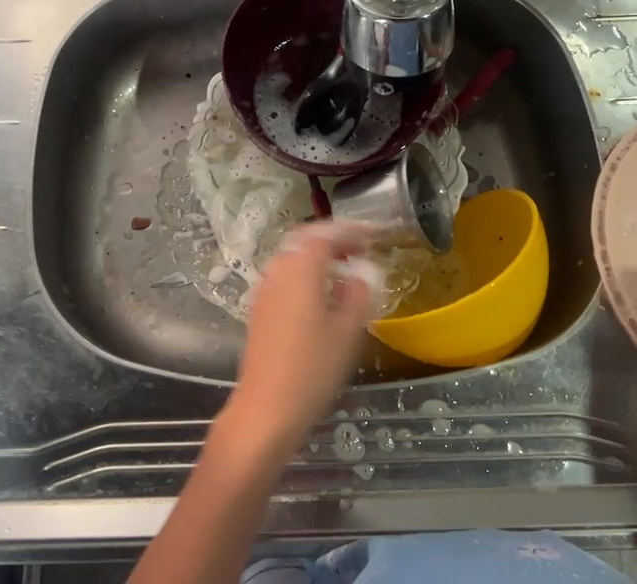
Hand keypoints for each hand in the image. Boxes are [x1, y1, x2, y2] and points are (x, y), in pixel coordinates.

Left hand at [223, 222, 372, 456]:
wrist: (266, 407)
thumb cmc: (313, 368)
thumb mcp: (348, 331)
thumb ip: (358, 294)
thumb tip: (360, 273)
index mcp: (301, 268)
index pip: (327, 232)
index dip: (353, 229)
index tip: (377, 233)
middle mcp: (278, 269)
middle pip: (306, 239)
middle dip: (334, 239)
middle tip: (361, 248)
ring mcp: (264, 288)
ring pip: (293, 257)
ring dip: (319, 255)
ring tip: (346, 268)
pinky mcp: (259, 308)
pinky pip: (285, 275)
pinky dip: (306, 273)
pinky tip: (322, 293)